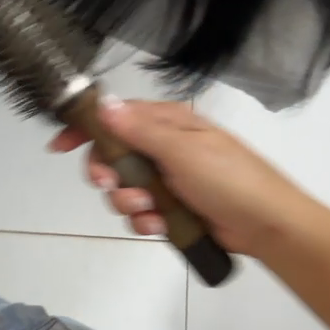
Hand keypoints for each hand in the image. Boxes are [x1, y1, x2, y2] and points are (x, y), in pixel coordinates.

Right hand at [49, 98, 322, 256]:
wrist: (268, 226)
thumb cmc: (230, 179)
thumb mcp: (183, 149)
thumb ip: (140, 130)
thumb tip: (104, 103)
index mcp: (168, 122)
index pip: (116, 117)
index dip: (85, 129)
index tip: (60, 147)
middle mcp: (163, 146)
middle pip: (112, 156)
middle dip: (108, 174)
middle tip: (112, 186)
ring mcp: (167, 179)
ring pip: (123, 188)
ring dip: (128, 202)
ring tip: (150, 211)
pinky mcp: (171, 208)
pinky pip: (140, 212)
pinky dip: (144, 220)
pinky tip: (160, 226)